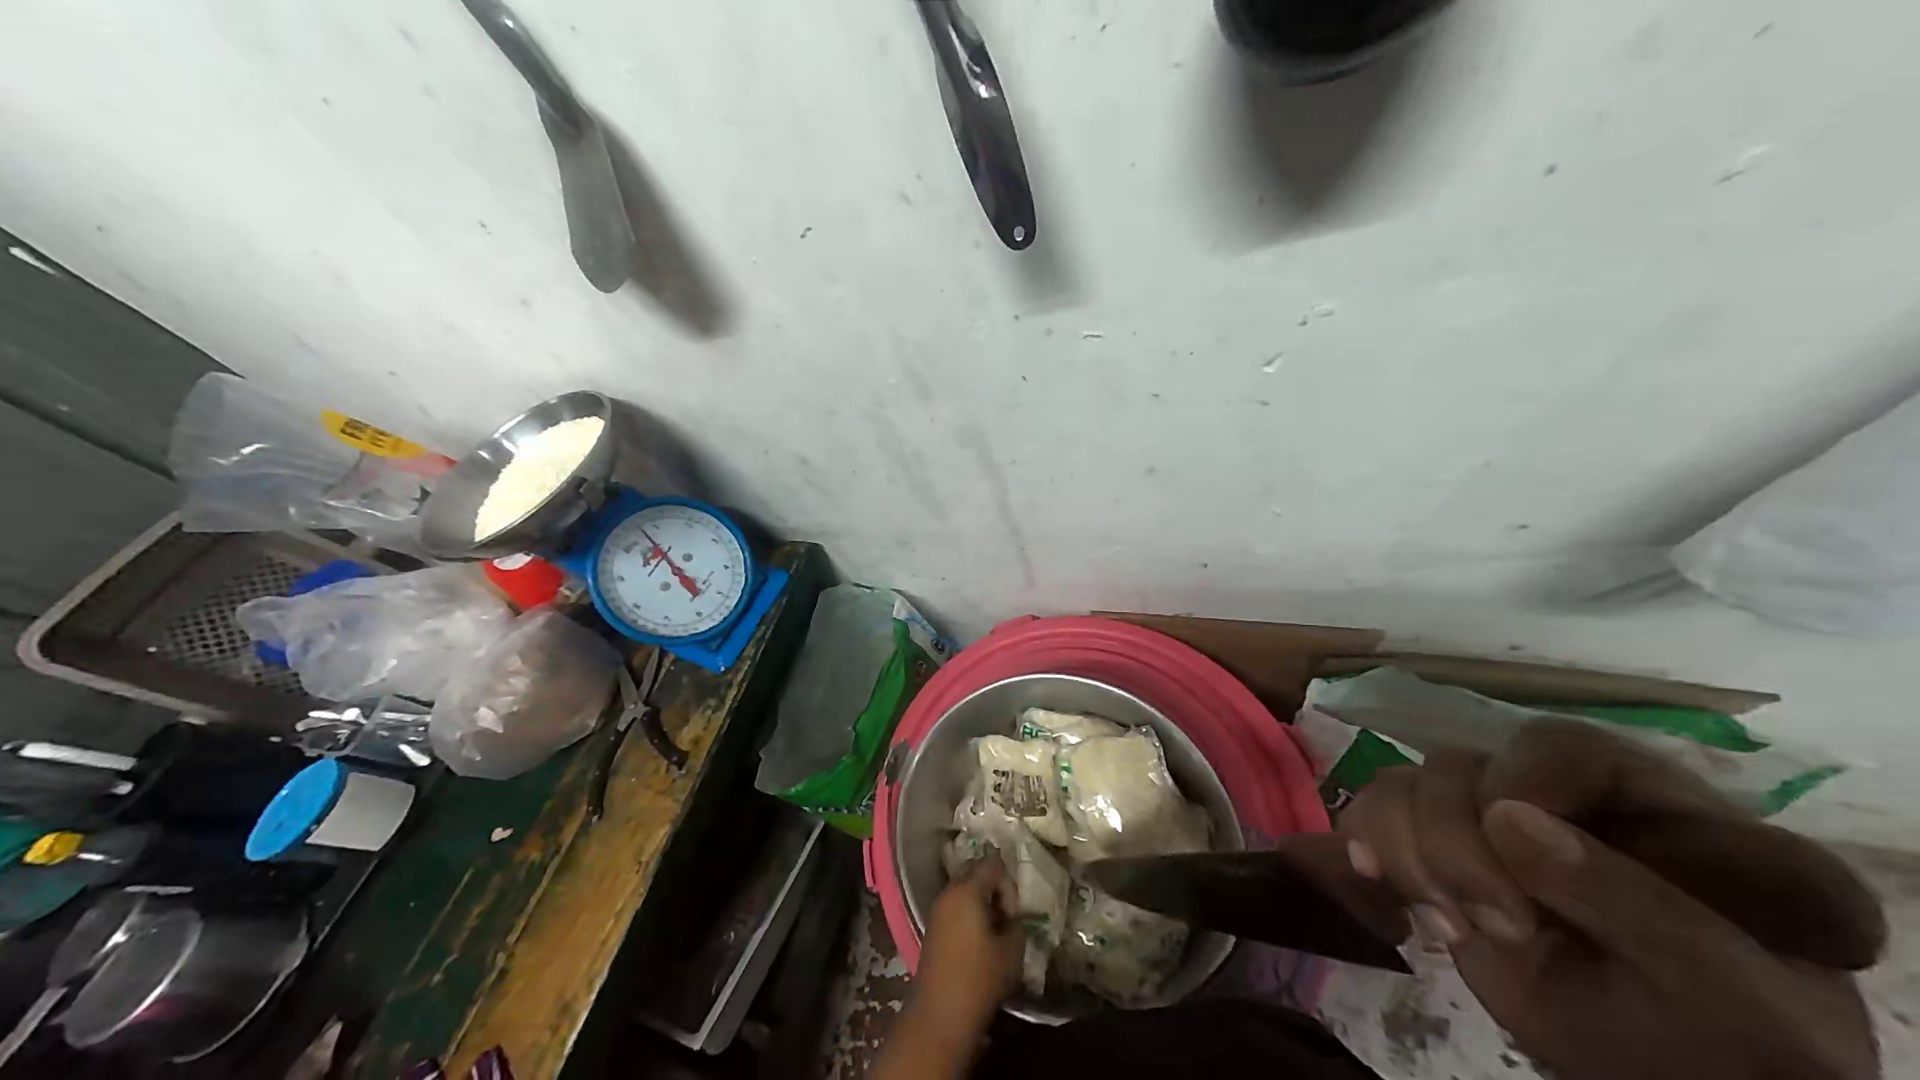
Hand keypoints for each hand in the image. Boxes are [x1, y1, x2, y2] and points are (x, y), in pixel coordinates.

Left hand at [915, 859, 1023, 1025]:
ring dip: (980, 902)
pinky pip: (954, 906)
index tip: (1012, 915)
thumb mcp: (1012, 949)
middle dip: (994, 889)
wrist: (940, 1014)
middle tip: (1005, 918)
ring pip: (963, 889)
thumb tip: (1010, 915)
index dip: (1008, 885)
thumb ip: (1015, 922)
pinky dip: (968, 913)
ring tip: (993, 932)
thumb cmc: (980, 978)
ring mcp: (936, 909)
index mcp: (967, 890)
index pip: (993, 864)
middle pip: (974, 872)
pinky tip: (978, 941)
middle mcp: (948, 892)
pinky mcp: (932, 927)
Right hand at [1340, 720, 1884, 1079]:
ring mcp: (1489, 819)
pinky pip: (1373, 812)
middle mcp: (1559, 793)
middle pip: (1462, 766)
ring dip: (1407, 855)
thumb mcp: (1727, 993)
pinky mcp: (1437, 848)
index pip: (1563, 747)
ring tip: (1449, 930)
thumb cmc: (1728, 1042)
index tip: (1512, 861)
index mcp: (1653, 803)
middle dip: (1455, 846)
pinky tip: (1384, 893)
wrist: (1667, 1079)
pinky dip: (1365, 846)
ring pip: (1404, 784)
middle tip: (1496, 931)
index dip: (1521, 784)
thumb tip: (1505, 816)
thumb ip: (1636, 903)